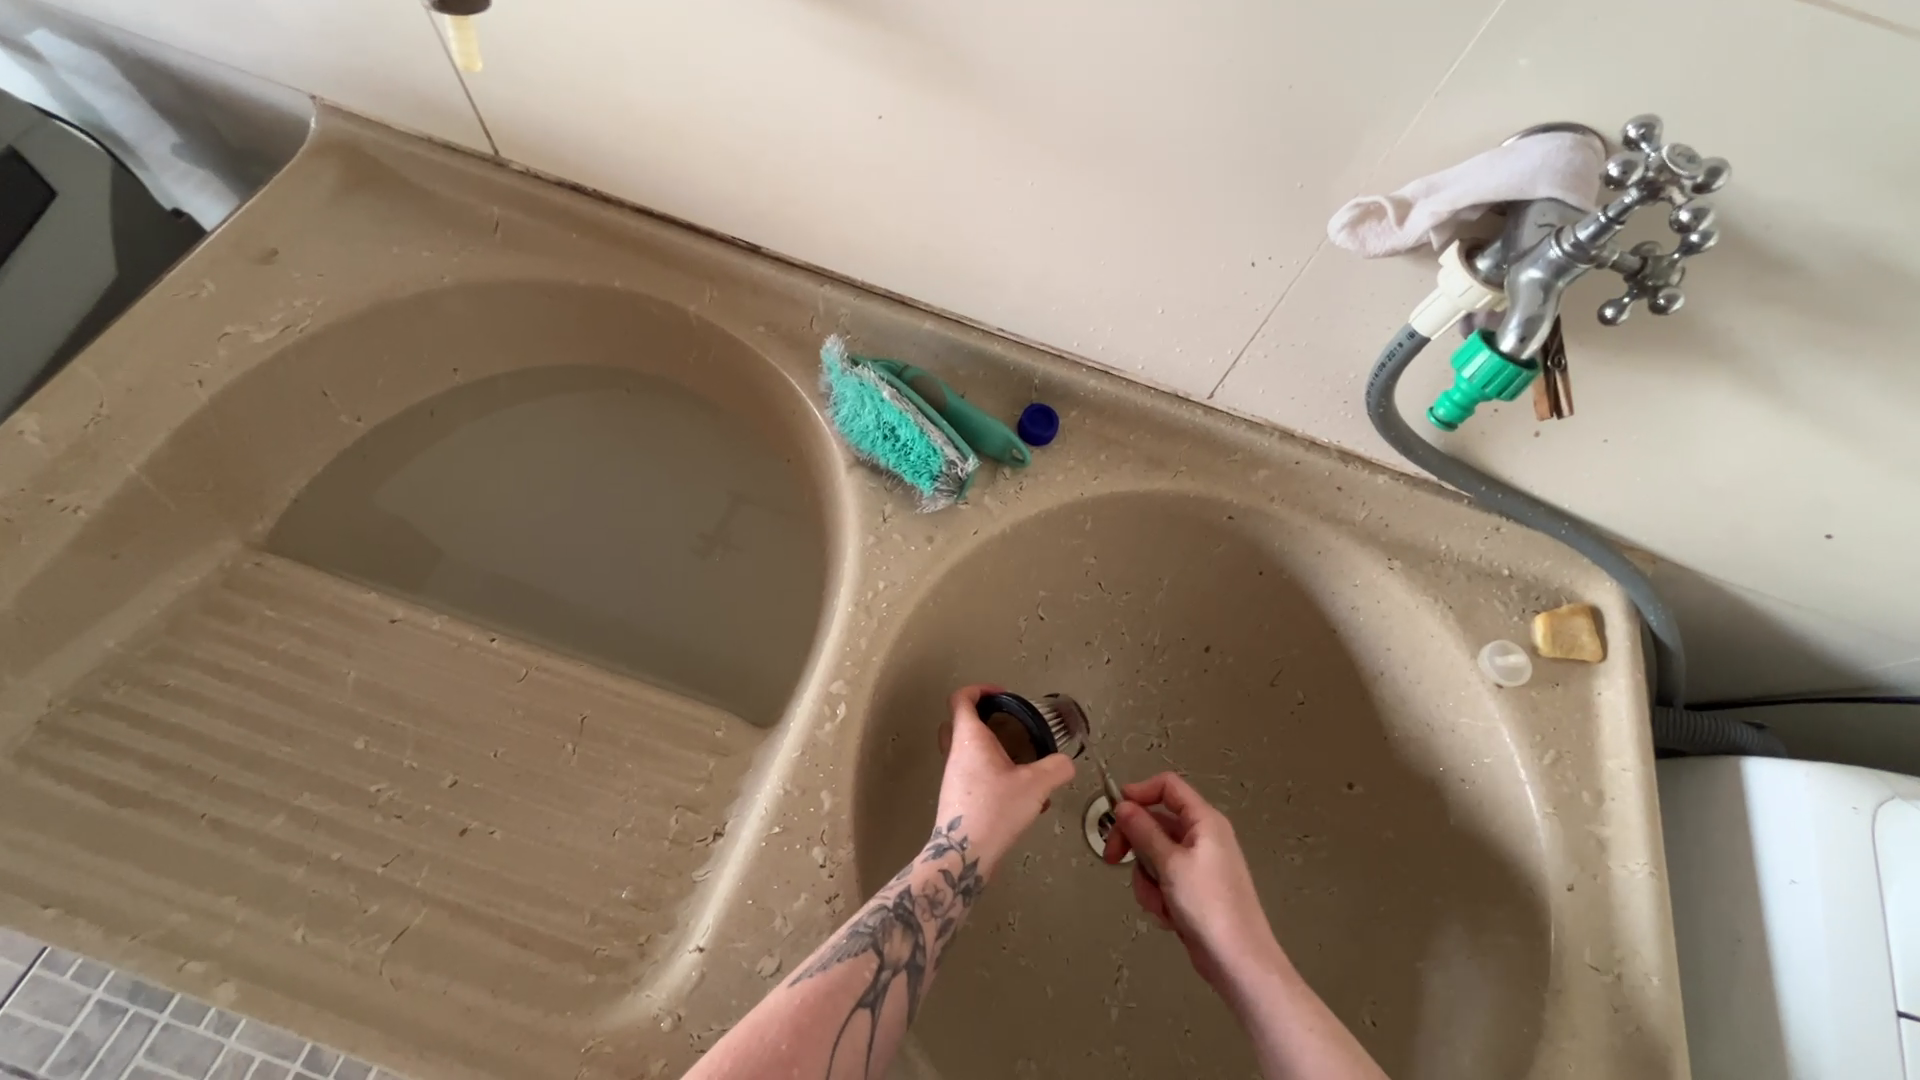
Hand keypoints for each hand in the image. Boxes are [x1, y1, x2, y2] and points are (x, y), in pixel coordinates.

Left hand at [934, 685, 1075, 878]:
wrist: (964, 854)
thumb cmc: (995, 809)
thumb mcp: (1036, 785)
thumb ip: (1056, 768)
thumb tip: (1067, 763)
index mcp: (969, 738)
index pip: (961, 698)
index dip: (980, 689)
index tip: (1002, 695)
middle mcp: (955, 753)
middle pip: (956, 722)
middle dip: (980, 717)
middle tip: (1006, 724)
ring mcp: (952, 777)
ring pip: (965, 751)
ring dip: (989, 749)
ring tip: (1021, 763)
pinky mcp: (956, 798)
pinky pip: (972, 774)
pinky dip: (991, 774)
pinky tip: (1019, 794)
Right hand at [1102, 772, 1285, 995]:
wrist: (1237, 961)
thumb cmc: (1207, 904)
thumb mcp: (1170, 863)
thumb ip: (1143, 831)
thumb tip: (1122, 805)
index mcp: (1204, 821)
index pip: (1168, 786)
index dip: (1139, 792)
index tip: (1114, 810)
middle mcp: (1201, 837)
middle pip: (1155, 822)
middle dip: (1134, 842)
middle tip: (1113, 858)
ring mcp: (1197, 864)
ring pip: (1153, 855)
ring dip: (1148, 878)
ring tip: (1160, 900)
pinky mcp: (1192, 890)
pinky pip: (1162, 880)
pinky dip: (1158, 895)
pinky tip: (1169, 915)